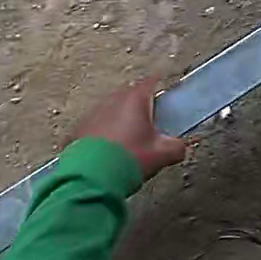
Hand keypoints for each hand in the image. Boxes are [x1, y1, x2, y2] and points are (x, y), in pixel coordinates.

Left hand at [72, 75, 187, 181]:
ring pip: (113, 109)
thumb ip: (177, 147)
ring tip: (129, 141)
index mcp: (135, 99)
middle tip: (150, 123)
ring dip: (121, 119)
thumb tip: (179, 147)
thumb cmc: (129, 159)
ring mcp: (94, 112)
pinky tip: (109, 150)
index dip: (159, 85)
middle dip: (140, 106)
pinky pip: (97, 125)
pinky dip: (104, 133)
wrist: (92, 177)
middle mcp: (113, 99)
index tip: (164, 93)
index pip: (151, 82)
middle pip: (131, 96)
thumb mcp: (162, 155)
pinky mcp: (81, 128)